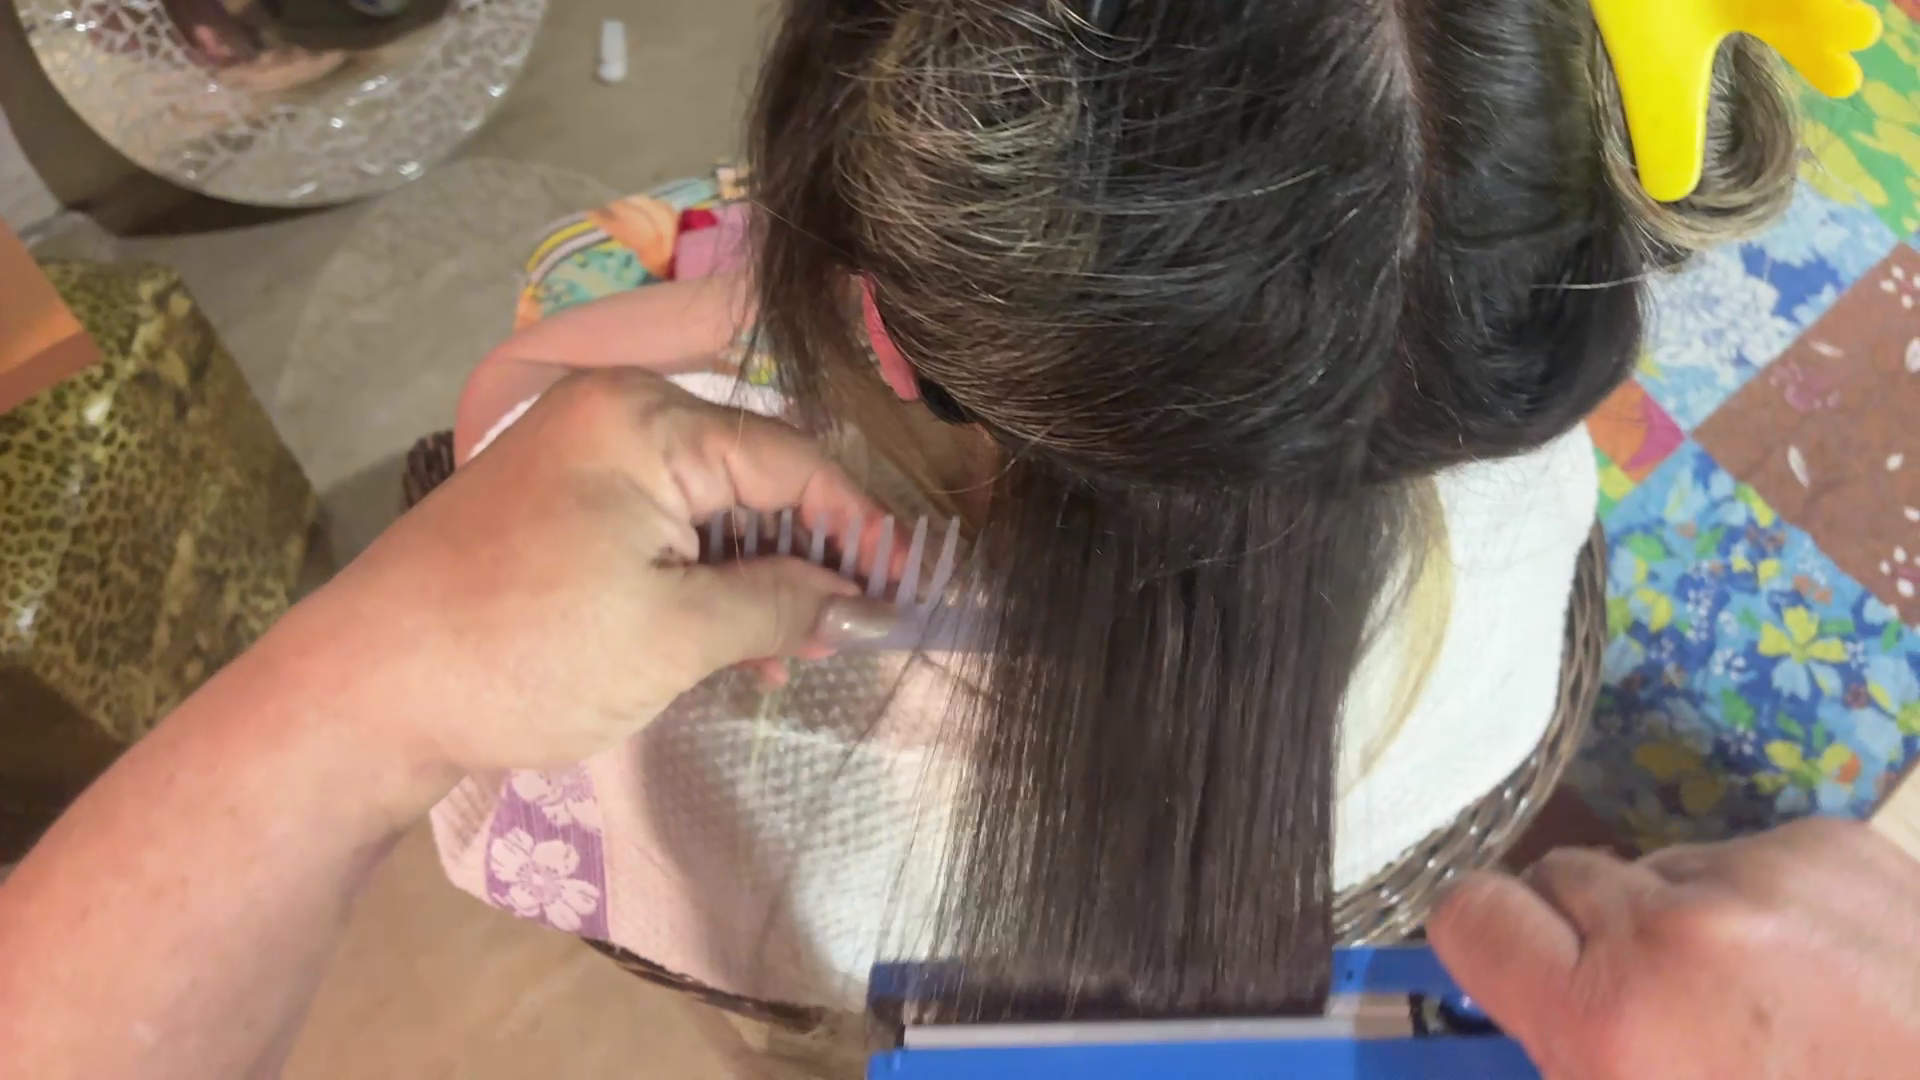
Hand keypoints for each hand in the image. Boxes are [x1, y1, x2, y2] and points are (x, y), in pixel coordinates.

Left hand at [292, 367, 894, 776]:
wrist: (355, 704)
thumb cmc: (525, 657)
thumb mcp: (676, 636)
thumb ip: (784, 607)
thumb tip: (868, 611)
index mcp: (647, 422)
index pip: (791, 463)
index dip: (857, 525)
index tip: (903, 583)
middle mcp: (622, 418)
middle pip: (757, 482)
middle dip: (806, 561)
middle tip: (842, 631)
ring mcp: (592, 457)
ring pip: (717, 513)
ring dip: (761, 582)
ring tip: (787, 654)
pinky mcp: (574, 502)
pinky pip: (671, 529)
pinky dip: (710, 582)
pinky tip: (734, 642)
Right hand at [1429, 818, 1919, 1079]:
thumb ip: (1571, 1043)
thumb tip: (1529, 988)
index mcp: (1617, 1024)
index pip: (1468, 908)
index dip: (1501, 943)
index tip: (1544, 976)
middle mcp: (1682, 935)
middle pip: (1563, 874)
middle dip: (1606, 931)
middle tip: (1687, 1014)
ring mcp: (1775, 887)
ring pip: (1659, 862)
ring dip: (1695, 915)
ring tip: (1795, 1002)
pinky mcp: (1853, 857)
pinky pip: (1753, 852)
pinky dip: (1776, 900)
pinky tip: (1847, 970)